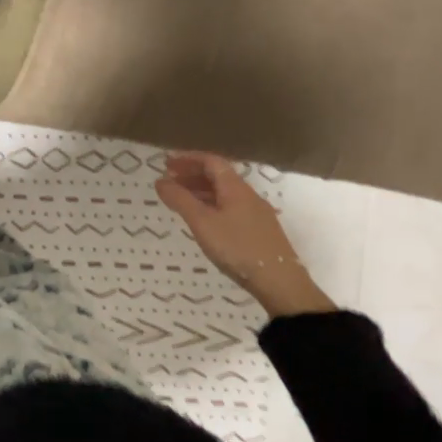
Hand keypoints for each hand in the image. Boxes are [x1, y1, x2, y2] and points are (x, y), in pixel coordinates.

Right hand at [154, 152, 334, 317]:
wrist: (280, 282)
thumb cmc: (238, 247)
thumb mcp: (202, 223)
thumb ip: (180, 200)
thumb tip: (161, 181)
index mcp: (236, 188)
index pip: (211, 161)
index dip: (188, 159)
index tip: (167, 163)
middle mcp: (248, 196)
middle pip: (218, 175)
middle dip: (192, 174)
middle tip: (169, 180)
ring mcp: (256, 213)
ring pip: (224, 193)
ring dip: (200, 190)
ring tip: (180, 199)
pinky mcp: (259, 230)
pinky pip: (230, 207)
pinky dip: (211, 205)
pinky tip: (203, 220)